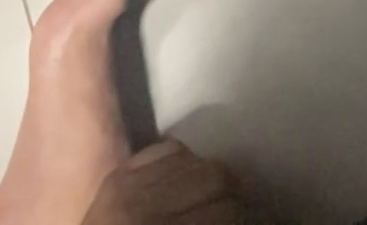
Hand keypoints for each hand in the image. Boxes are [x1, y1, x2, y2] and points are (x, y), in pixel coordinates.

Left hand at [81, 139, 248, 223]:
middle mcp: (144, 208)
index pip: (225, 211)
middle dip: (233, 194)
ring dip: (209, 177)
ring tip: (210, 196)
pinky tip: (182, 183)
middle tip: (235, 210)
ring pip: (194, 158)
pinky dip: (182, 162)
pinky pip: (166, 149)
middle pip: (215, 176)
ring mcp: (126, 187)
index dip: (246, 216)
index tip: (250, 220)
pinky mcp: (116, 177)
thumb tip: (243, 217)